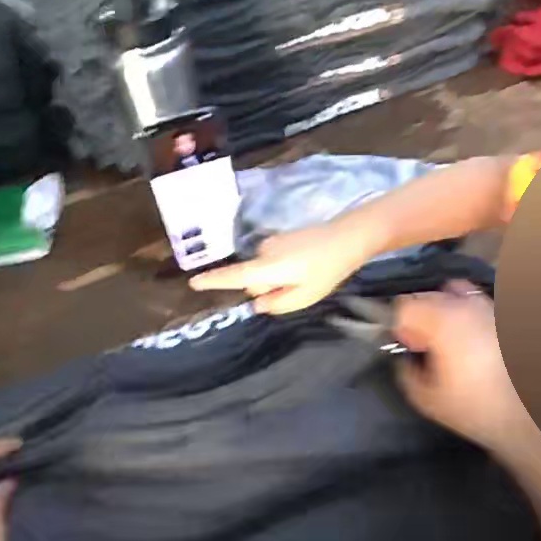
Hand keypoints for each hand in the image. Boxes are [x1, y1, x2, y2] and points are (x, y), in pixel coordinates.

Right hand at [188, 221, 378, 313]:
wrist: (348, 236)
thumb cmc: (327, 269)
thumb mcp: (305, 296)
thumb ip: (278, 304)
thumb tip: (259, 302)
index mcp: (266, 268)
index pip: (233, 277)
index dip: (213, 281)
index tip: (192, 283)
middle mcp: (264, 252)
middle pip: (253, 278)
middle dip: (268, 288)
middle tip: (299, 288)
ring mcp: (273, 241)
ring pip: (265, 269)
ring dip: (279, 277)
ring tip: (308, 276)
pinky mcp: (284, 237)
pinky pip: (275, 259)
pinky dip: (286, 266)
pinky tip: (309, 265)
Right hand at [390, 283, 540, 459]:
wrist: (528, 417)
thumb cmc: (474, 407)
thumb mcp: (426, 397)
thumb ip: (405, 371)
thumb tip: (405, 356)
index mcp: (444, 320)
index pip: (405, 305)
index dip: (400, 326)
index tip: (409, 346)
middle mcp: (467, 304)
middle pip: (429, 296)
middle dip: (420, 317)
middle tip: (424, 346)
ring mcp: (490, 307)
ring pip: (455, 293)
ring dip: (444, 311)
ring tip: (448, 340)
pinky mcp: (504, 317)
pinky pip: (476, 305)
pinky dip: (467, 316)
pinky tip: (472, 344)